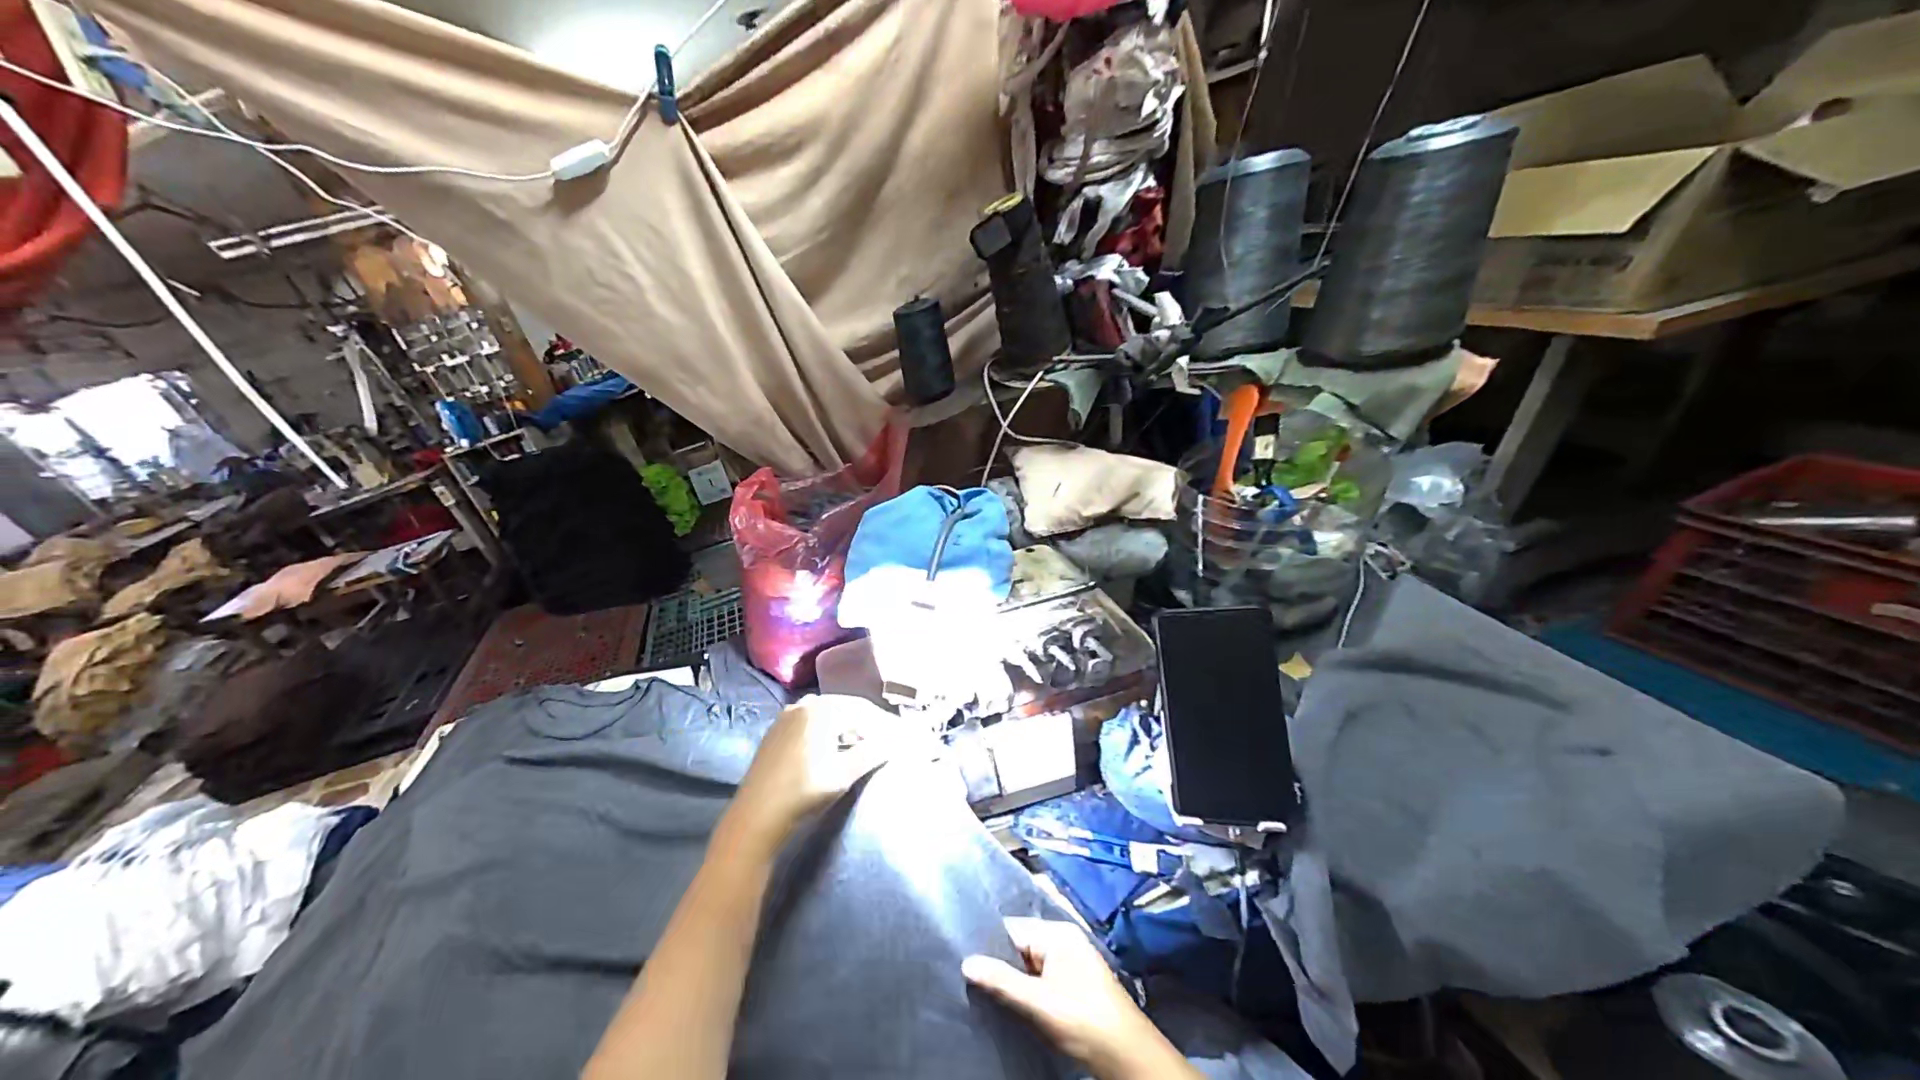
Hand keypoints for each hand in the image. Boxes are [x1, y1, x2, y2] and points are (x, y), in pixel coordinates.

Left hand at [722, 695, 903, 850]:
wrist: (755, 817)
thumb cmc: (804, 792)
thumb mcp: (843, 773)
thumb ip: (872, 752)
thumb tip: (896, 740)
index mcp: (820, 709)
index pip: (861, 709)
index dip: (883, 723)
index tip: (900, 736)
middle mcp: (802, 705)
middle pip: (843, 708)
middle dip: (865, 723)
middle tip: (884, 739)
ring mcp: (785, 718)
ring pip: (825, 715)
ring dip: (845, 727)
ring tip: (861, 745)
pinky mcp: (776, 733)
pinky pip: (809, 723)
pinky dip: (826, 731)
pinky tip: (833, 748)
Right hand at [963, 918, 1199, 1079]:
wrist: (1127, 1054)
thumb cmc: (1083, 1020)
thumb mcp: (1038, 1002)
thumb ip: (1001, 981)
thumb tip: (967, 962)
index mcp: (1057, 933)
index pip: (1011, 928)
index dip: (988, 945)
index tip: (966, 961)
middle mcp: (1064, 939)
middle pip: (1020, 944)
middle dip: (1000, 963)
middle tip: (974, 980)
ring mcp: (1072, 959)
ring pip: (1030, 963)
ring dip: (1014, 978)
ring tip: (988, 991)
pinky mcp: (1075, 981)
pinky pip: (1041, 975)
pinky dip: (1028, 987)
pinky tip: (1015, 1001)